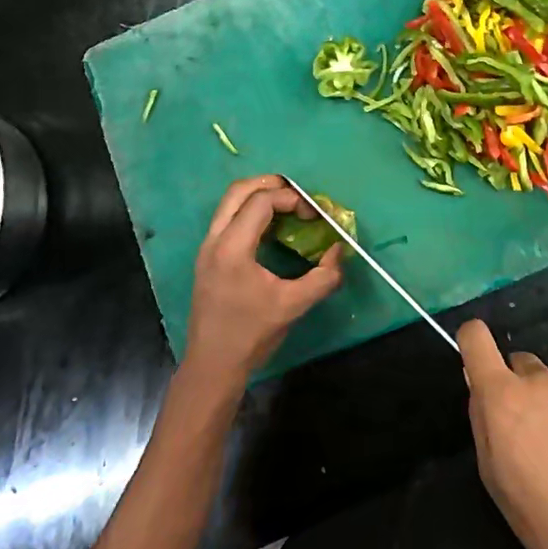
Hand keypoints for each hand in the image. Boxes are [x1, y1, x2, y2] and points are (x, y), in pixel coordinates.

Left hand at [184, 174, 342, 380]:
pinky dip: (249, 213)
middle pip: (238, 191)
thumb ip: (323, 277)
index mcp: (233, 247)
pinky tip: (271, 230)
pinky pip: (227, 220)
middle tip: (298, 195)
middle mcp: (214, 240)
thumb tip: (339, 252)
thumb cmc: (252, 334)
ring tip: (288, 207)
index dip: (291, 199)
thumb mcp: (294, 305)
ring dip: (258, 197)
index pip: (261, 202)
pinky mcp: (208, 258)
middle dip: (270, 185)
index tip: (314, 214)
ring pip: (229, 204)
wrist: (214, 363)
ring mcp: (207, 248)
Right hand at [458, 319, 547, 548]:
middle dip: (520, 391)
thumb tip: (482, 390)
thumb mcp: (496, 480)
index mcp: (503, 397)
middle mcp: (542, 380)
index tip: (477, 364)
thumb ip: (485, 424)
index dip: (472, 343)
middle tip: (533, 436)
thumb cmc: (547, 520)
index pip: (476, 338)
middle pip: (521, 366)